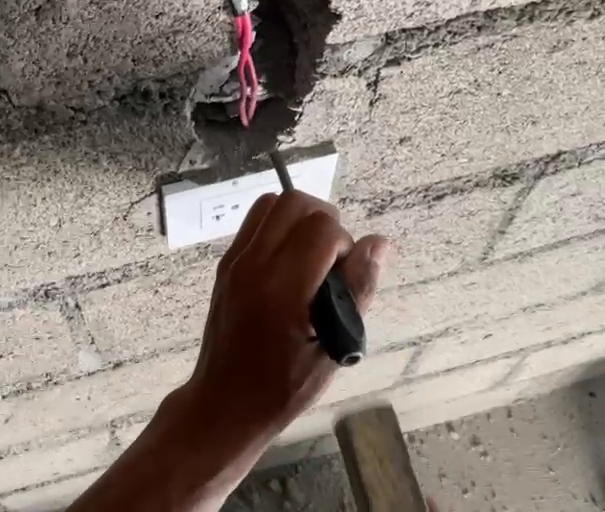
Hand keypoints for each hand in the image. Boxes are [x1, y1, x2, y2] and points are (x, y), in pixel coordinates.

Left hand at [171, 191, 389, 447]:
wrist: (225, 402)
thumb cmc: (284, 386)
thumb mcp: (333, 347)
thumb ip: (356, 290)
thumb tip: (379, 244)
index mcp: (282, 288)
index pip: (322, 227)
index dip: (344, 243)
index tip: (342, 277)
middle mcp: (253, 263)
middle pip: (294, 201)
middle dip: (324, 220)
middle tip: (332, 260)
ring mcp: (234, 259)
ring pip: (272, 202)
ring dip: (300, 217)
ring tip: (311, 256)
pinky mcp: (226, 261)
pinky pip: (255, 219)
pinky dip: (278, 225)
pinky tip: (289, 261)